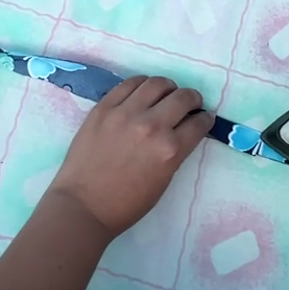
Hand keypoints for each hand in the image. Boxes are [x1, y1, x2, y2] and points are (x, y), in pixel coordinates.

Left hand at [48, 75, 213, 237]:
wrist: (83, 206)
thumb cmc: (126, 203)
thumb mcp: (163, 180)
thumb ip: (176, 151)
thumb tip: (184, 129)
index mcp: (169, 150)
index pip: (198, 123)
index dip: (204, 118)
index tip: (203, 117)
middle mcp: (151, 126)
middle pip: (182, 97)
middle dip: (192, 99)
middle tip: (190, 102)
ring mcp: (125, 113)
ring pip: (157, 83)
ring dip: (168, 87)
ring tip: (166, 94)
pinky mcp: (104, 107)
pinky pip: (129, 83)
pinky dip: (142, 84)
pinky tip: (143, 92)